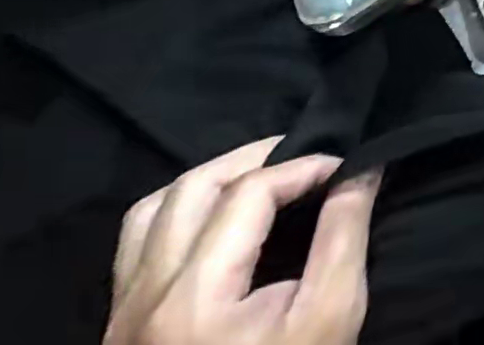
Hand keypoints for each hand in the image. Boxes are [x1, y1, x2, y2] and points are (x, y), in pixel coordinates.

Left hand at [105, 137, 381, 344]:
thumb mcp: (331, 315)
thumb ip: (345, 232)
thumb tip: (362, 168)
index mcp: (194, 298)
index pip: (250, 193)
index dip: (304, 165)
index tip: (345, 166)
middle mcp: (144, 298)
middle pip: (193, 187)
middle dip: (257, 157)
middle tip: (306, 155)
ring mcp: (122, 315)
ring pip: (153, 211)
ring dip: (212, 178)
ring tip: (262, 175)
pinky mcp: (120, 329)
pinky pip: (138, 244)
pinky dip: (180, 211)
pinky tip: (218, 217)